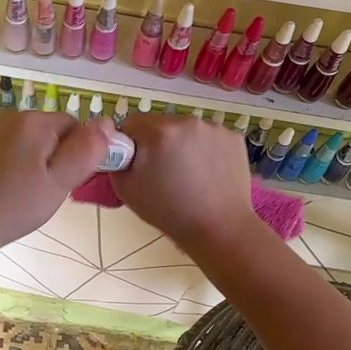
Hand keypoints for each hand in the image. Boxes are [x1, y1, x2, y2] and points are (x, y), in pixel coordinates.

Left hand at [0, 110, 112, 260]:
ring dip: (40, 160)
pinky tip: (14, 186)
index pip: (75, 126)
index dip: (78, 154)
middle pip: (54, 131)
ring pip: (35, 140)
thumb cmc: (15, 206)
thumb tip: (108, 123)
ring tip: (31, 190)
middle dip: (58, 156)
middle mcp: (13, 116)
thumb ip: (87, 150)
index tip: (67, 180)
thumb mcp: (60, 181)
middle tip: (49, 189)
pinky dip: (21, 162)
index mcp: (34, 120)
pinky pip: (15, 146)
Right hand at [110, 113, 258, 251]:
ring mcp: (214, 128)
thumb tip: (121, 148)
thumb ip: (117, 161)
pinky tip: (208, 173)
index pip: (132, 122)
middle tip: (164, 172)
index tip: (139, 163)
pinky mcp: (233, 137)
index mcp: (159, 132)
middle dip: (158, 142)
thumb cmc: (169, 212)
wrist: (219, 228)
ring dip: (183, 144)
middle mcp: (187, 121)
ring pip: (187, 130)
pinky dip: (206, 150)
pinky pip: (210, 137)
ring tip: (189, 175)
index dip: (131, 142)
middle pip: (161, 123)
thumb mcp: (126, 190)